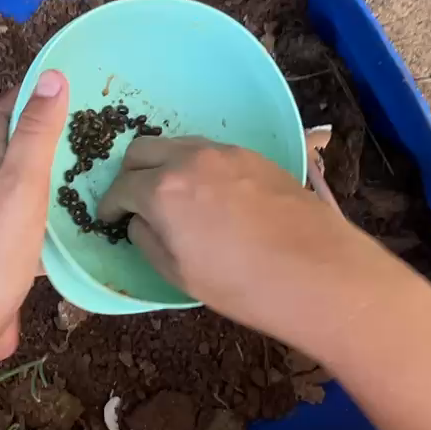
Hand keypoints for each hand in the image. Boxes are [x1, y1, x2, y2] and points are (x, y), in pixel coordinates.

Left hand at [0, 70, 69, 369]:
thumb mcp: (18, 185)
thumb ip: (35, 135)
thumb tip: (52, 76)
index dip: (22, 95)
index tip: (58, 80)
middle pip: (9, 153)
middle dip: (41, 133)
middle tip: (88, 124)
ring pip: (22, 192)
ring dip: (50, 177)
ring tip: (93, 170)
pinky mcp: (5, 263)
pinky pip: (33, 230)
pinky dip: (54, 219)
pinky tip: (80, 228)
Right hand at [97, 136, 423, 355]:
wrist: (322, 274)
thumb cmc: (243, 285)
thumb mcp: (179, 274)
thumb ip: (147, 238)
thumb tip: (139, 220)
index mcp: (162, 190)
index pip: (119, 187)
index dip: (108, 205)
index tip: (108, 219)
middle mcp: (188, 159)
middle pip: (140, 150)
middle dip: (129, 174)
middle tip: (133, 201)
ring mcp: (224, 152)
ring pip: (175, 144)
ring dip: (161, 164)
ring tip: (170, 194)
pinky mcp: (253, 155)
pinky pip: (208, 151)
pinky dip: (193, 165)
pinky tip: (207, 193)